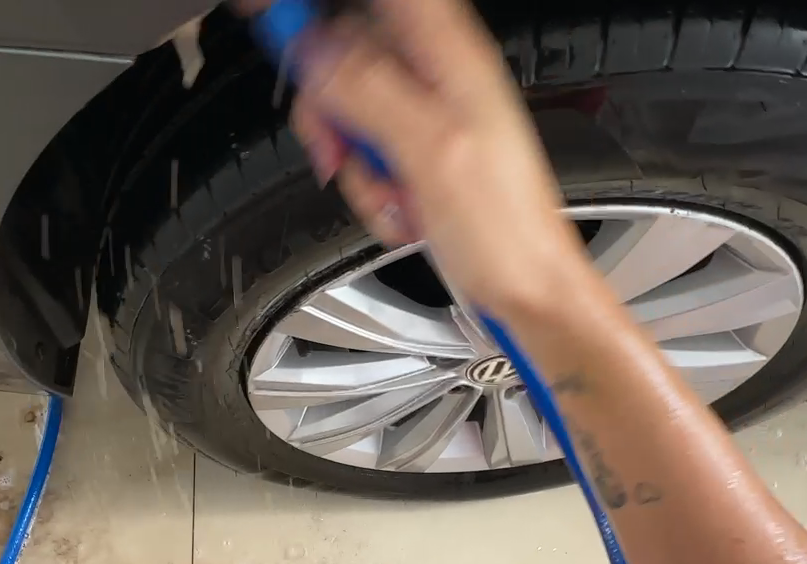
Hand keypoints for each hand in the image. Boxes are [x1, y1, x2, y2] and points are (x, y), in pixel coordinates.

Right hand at [284, 0, 598, 320]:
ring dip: (360, 172)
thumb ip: (372, 96)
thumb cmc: (506, 235)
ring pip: (356, 123)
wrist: (523, 291)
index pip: (382, 5)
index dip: (328, 13)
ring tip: (393, 199)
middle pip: (352, 63)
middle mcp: (440, 87)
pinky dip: (376, 197)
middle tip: (336, 152)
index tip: (284, 21)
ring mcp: (428, 130)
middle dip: (333, 114)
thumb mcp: (434, 154)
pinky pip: (372, 167)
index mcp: (452, 60)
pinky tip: (403, 213)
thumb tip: (319, 57)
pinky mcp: (421, 169)